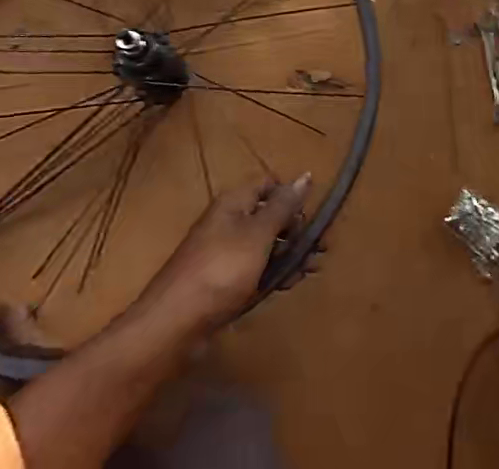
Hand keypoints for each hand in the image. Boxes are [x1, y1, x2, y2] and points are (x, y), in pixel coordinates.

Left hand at [136, 175, 312, 334]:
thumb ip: (283, 207)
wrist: (176, 322)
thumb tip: (305, 175)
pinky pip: (256, 269)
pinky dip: (274, 273)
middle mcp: (228, 221)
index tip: (315, 215)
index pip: (268, 185)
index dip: (291, 196)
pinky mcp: (224, 281)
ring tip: (312, 269)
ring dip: (290, 254)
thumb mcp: (258, 234)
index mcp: (233, 202)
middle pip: (269, 216)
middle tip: (323, 249)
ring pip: (265, 245)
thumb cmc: (221, 270)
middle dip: (297, 230)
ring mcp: (225, 252)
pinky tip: (290, 284)